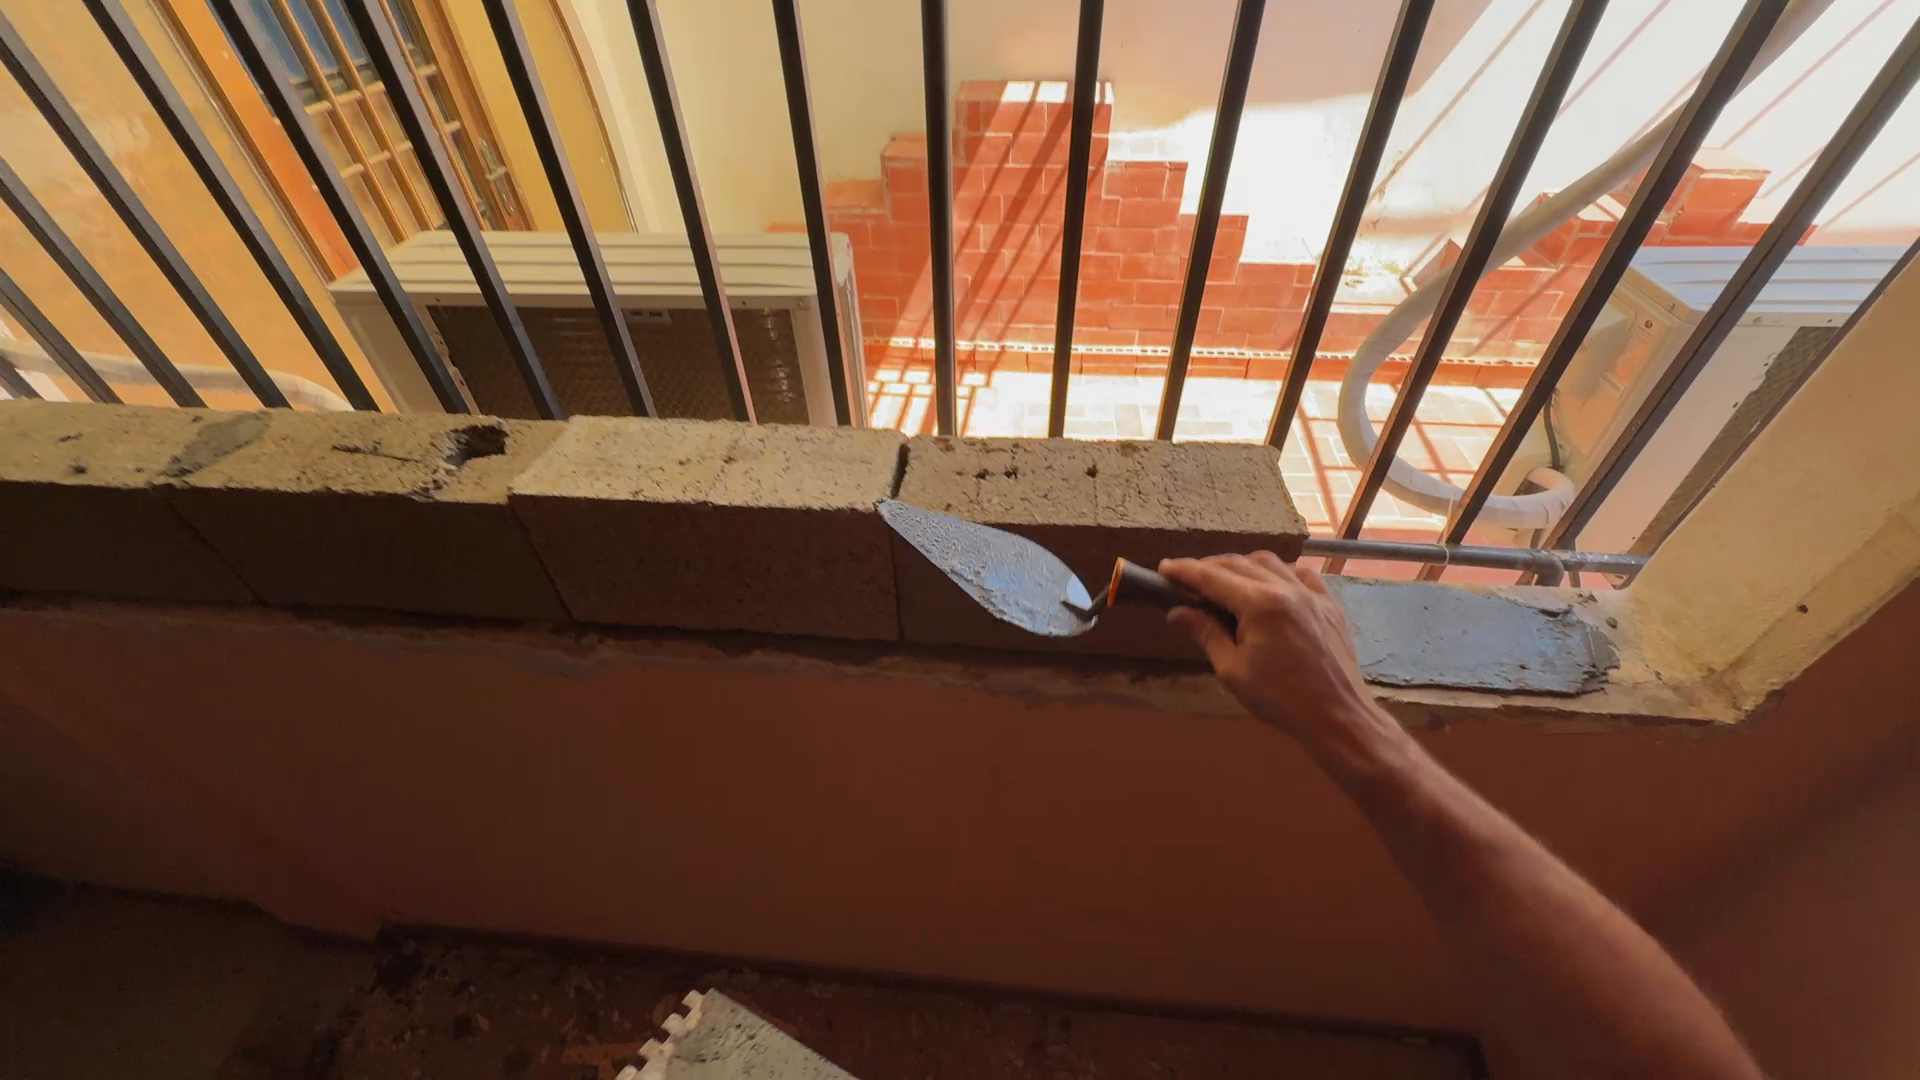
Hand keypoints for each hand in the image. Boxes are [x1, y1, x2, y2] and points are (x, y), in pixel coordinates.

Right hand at [1159, 553, 1385, 754]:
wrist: (1338, 717)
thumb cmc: (1280, 699)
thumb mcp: (1232, 670)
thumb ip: (1205, 633)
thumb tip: (1176, 612)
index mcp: (1260, 604)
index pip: (1212, 577)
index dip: (1184, 570)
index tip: (1164, 568)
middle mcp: (1286, 588)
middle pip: (1238, 563)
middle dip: (1208, 566)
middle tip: (1188, 580)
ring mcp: (1312, 593)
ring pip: (1270, 562)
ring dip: (1242, 565)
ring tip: (1225, 581)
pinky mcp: (1329, 604)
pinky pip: (1301, 573)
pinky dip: (1279, 572)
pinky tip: (1270, 584)